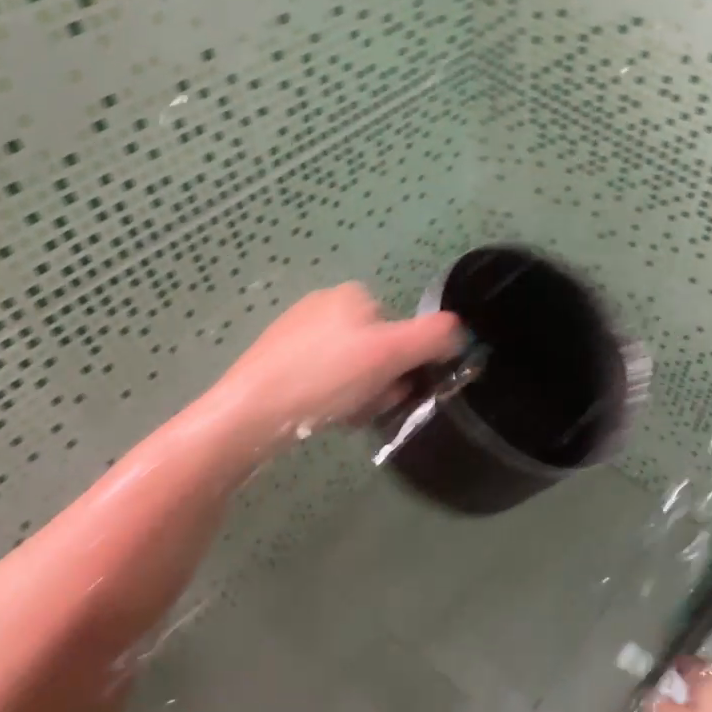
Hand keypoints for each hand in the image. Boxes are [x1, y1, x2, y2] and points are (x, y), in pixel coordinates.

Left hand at [203, 282, 462, 452]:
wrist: (251, 413)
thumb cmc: (325, 378)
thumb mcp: (391, 354)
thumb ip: (433, 337)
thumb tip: (461, 332)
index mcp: (351, 295)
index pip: (401, 327)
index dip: (406, 361)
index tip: (397, 386)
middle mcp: (324, 306)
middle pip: (380, 349)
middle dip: (384, 381)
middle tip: (371, 405)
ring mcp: (298, 334)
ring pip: (355, 369)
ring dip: (361, 395)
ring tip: (345, 414)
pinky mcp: (279, 362)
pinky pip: (326, 381)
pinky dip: (333, 399)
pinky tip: (323, 415)